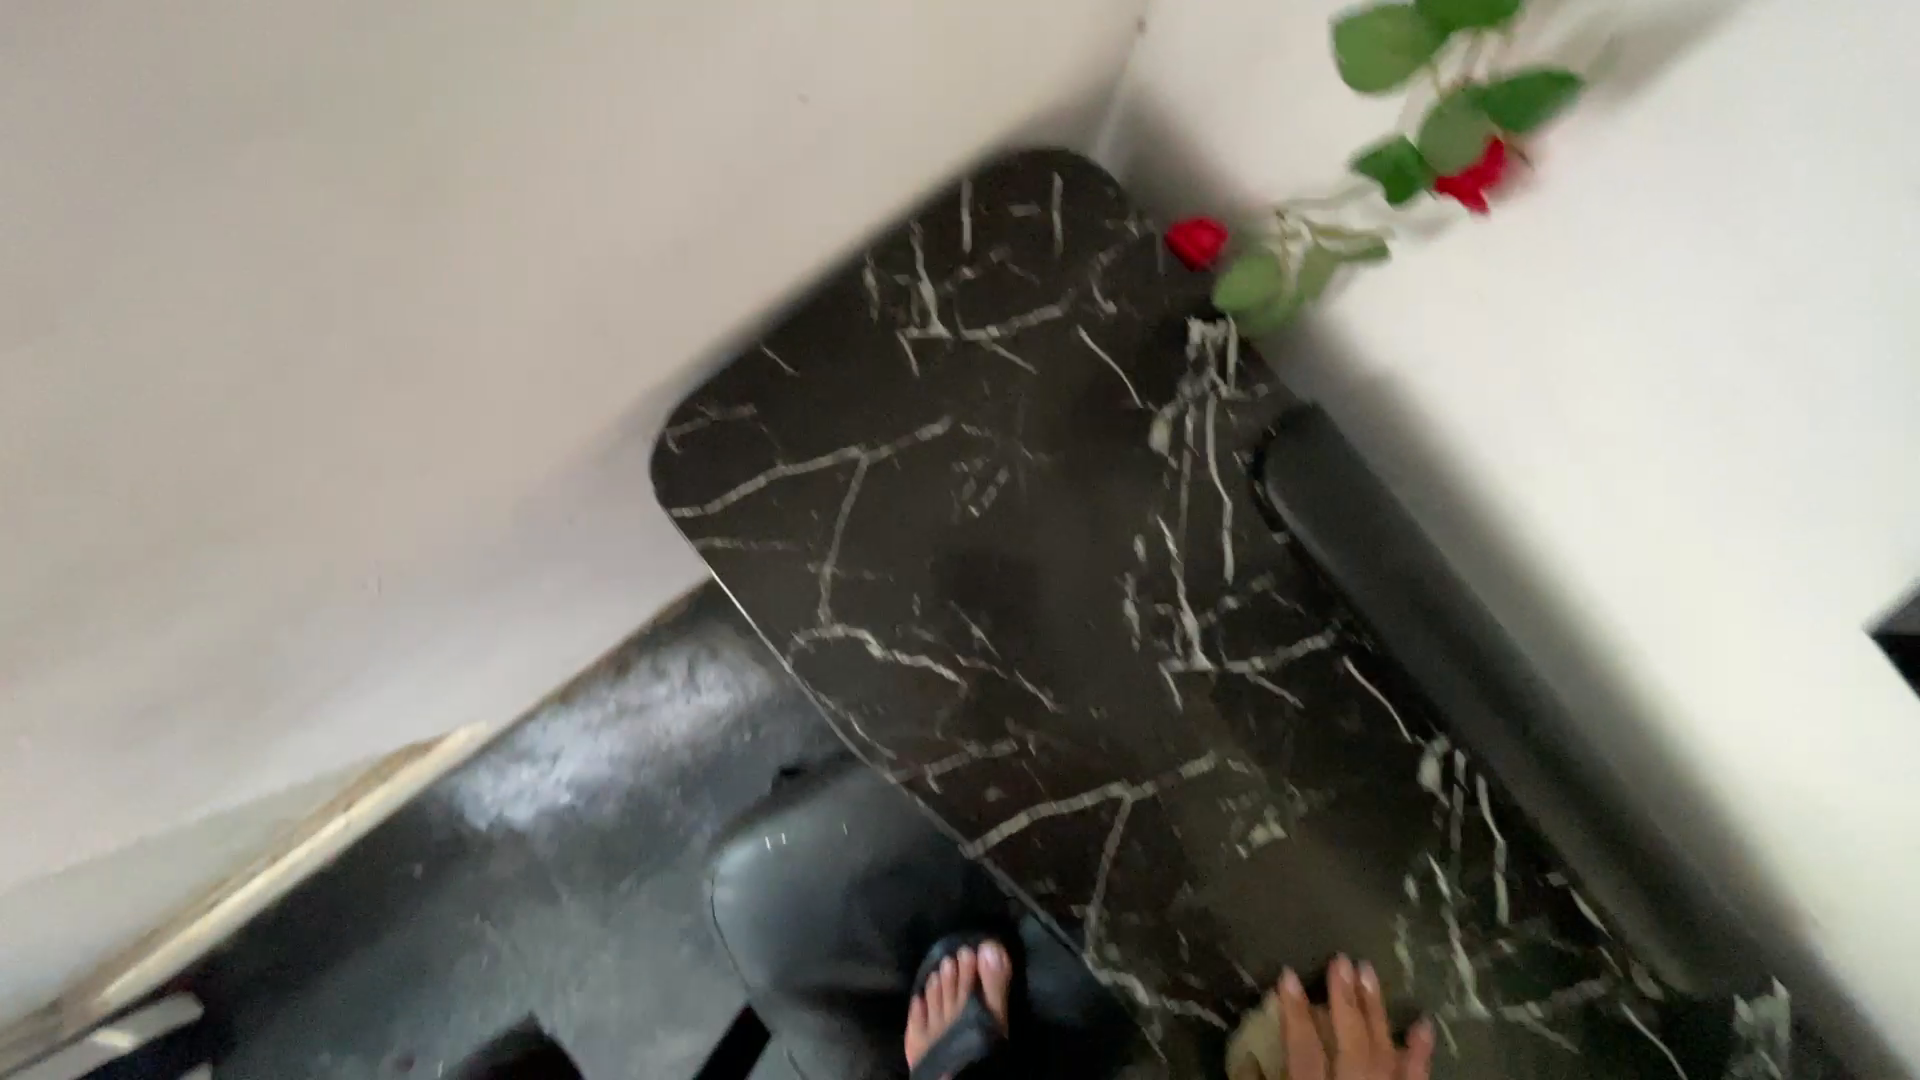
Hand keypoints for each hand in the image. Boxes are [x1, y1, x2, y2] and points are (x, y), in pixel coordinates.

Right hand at [1279, 955, 1434, 1079]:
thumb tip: (1248, 1049)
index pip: (1304, 1048)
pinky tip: (1424, 1023)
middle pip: (1352, 1043)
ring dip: (1376, 1010)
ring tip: (1368, 971)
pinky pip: (1416, 1077)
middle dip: (1345, 1000)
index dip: (1295, 1012)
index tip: (1288, 974)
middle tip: (1341, 960)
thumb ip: (1264, 1077)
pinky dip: (1421, 1052)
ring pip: (1384, 1051)